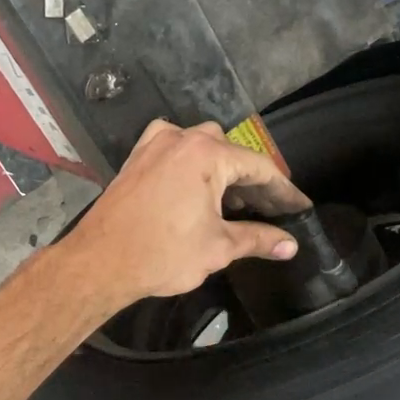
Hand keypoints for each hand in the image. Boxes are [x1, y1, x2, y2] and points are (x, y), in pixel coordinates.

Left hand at [59, 120, 303, 306]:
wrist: (100, 260)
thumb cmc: (162, 253)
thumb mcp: (218, 247)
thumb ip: (257, 239)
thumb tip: (289, 245)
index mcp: (206, 154)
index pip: (258, 167)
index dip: (283, 190)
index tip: (300, 207)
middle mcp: (181, 139)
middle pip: (230, 152)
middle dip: (253, 179)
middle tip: (270, 208)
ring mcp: (155, 144)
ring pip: (202, 145)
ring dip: (222, 168)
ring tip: (236, 201)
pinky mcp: (137, 157)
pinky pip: (174, 149)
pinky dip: (191, 162)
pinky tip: (197, 186)